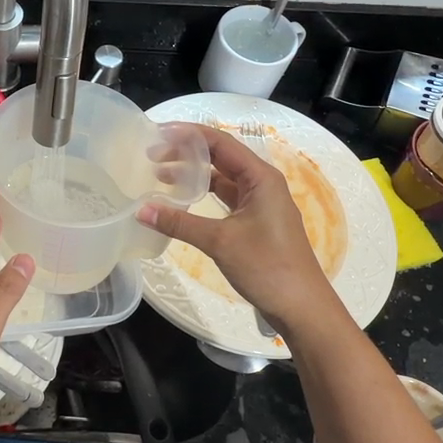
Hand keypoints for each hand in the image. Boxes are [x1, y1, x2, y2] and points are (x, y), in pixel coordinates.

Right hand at [138, 123, 340, 332]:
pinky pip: (225, 197)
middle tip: (151, 154)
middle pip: (220, 156)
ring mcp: (260, 203)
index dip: (188, 134)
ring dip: (193, 173)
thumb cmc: (267, 267)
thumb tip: (141, 210)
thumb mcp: (219, 241)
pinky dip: (203, 193)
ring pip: (222, 177)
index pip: (220, 142)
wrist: (302, 308)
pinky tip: (182, 199)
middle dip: (186, 152)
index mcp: (261, 178)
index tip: (157, 134)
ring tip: (159, 174)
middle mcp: (262, 183)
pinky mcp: (256, 222)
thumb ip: (179, 223)